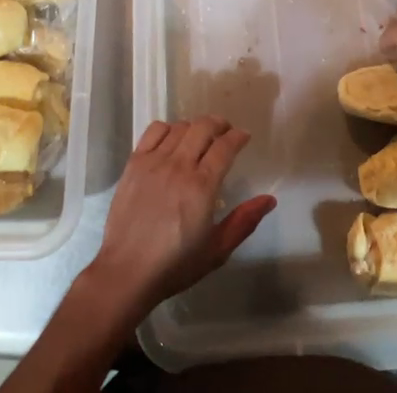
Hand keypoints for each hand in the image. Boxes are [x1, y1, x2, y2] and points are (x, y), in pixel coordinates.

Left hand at [87, 116, 275, 314]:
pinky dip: (168, 129)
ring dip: (195, 127)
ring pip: (180, 127)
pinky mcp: (134, 163)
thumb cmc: (175, 264)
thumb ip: (244, 221)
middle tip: (226, 132)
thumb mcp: (217, 250)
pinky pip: (153, 132)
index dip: (238, 137)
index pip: (225, 146)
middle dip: (219, 124)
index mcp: (202, 186)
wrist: (127, 271)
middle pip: (203, 128)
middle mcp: (179, 166)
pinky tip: (172, 140)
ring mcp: (154, 162)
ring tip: (200, 136)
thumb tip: (269, 200)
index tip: (244, 136)